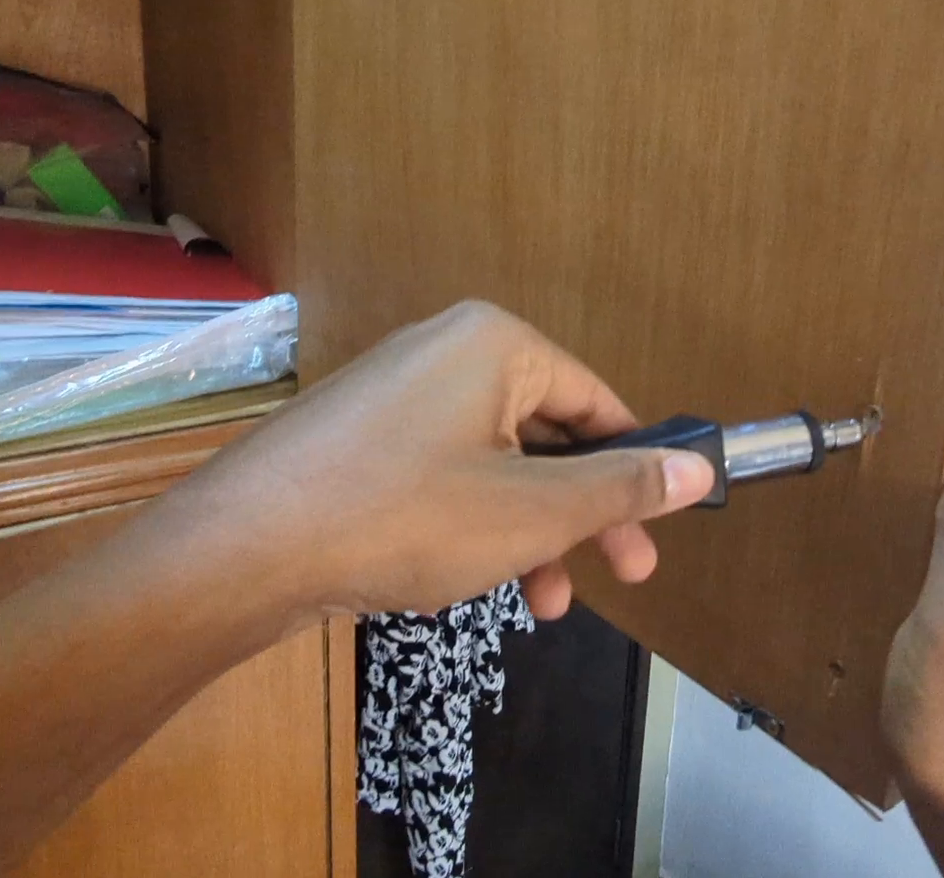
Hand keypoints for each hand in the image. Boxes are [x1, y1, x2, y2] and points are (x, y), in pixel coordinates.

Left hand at [166, 301, 715, 622]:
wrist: (242, 550)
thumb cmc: (408, 516)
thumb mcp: (533, 511)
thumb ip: (622, 488)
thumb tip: (701, 469)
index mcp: (496, 344)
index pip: (595, 401)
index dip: (633, 465)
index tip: (653, 526)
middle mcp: (447, 351)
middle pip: (545, 435)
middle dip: (580, 514)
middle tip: (620, 575)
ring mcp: (398, 392)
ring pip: (494, 463)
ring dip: (526, 531)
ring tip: (540, 600)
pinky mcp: (362, 435)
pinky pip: (442, 471)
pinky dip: (469, 521)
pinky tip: (461, 578)